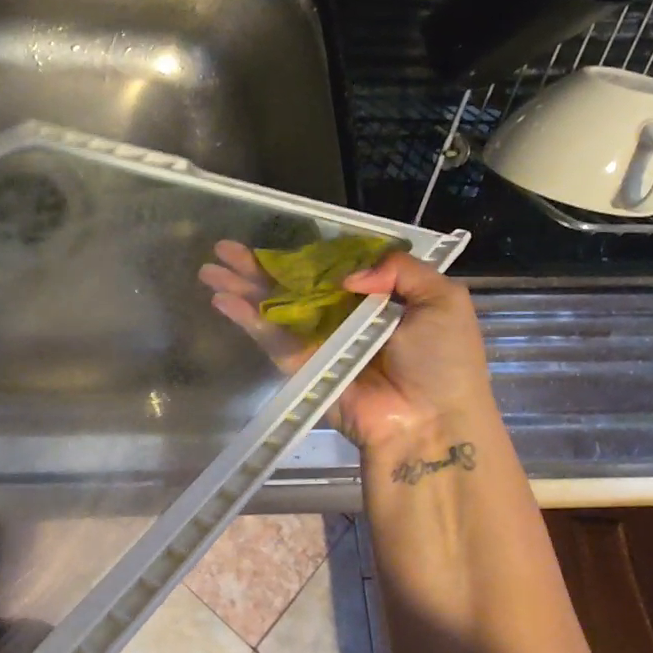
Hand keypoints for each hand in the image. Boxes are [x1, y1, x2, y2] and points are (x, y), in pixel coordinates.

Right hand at [199, 241, 495, 453]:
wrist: (428, 419)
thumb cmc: (443, 359)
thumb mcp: (443, 300)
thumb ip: (402, 270)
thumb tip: (345, 275)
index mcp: (377, 296)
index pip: (332, 266)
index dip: (304, 250)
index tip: (277, 233)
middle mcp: (340, 314)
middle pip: (291, 282)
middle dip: (256, 265)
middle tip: (224, 247)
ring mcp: (315, 339)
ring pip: (271, 305)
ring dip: (239, 286)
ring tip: (209, 269)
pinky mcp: (298, 364)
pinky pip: (268, 335)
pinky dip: (243, 317)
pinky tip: (220, 299)